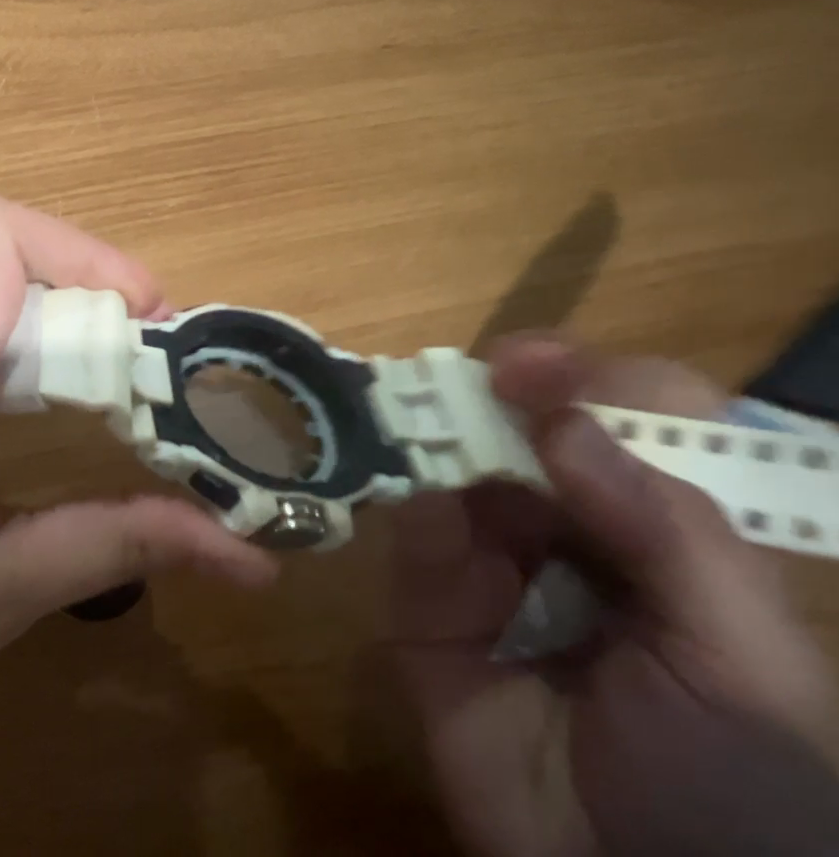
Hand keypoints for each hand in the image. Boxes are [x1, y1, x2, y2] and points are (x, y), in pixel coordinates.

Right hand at [391, 334, 838, 856]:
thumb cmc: (737, 777)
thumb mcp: (744, 659)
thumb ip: (671, 535)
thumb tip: (563, 427)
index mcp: (678, 539)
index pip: (644, 430)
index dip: (600, 383)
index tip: (538, 366)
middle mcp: (583, 537)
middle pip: (537, 439)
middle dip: (502, 398)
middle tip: (467, 375)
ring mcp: (497, 569)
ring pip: (463, 476)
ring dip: (439, 438)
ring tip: (414, 408)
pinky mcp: (427, 606)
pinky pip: (414, 541)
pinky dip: (405, 503)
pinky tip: (400, 477)